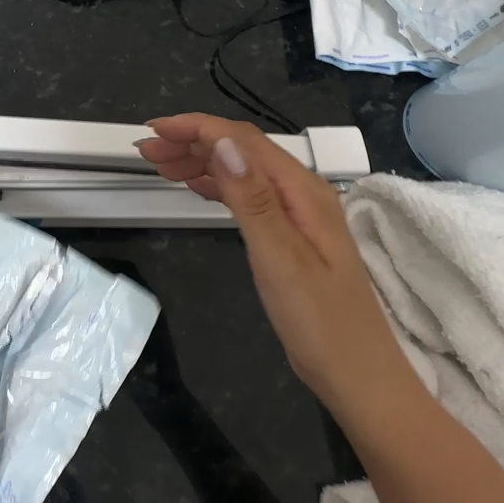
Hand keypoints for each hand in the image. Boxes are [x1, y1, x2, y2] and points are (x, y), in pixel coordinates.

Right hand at [136, 114, 420, 420]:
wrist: (357, 374)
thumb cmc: (318, 321)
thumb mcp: (278, 258)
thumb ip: (251, 198)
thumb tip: (223, 144)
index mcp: (302, 192)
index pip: (243, 140)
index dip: (196, 127)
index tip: (154, 130)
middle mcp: (302, 194)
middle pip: (241, 149)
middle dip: (192, 141)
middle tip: (147, 150)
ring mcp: (297, 215)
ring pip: (243, 169)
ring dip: (201, 161)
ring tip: (160, 166)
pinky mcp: (290, 235)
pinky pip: (248, 193)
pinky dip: (217, 183)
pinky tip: (196, 188)